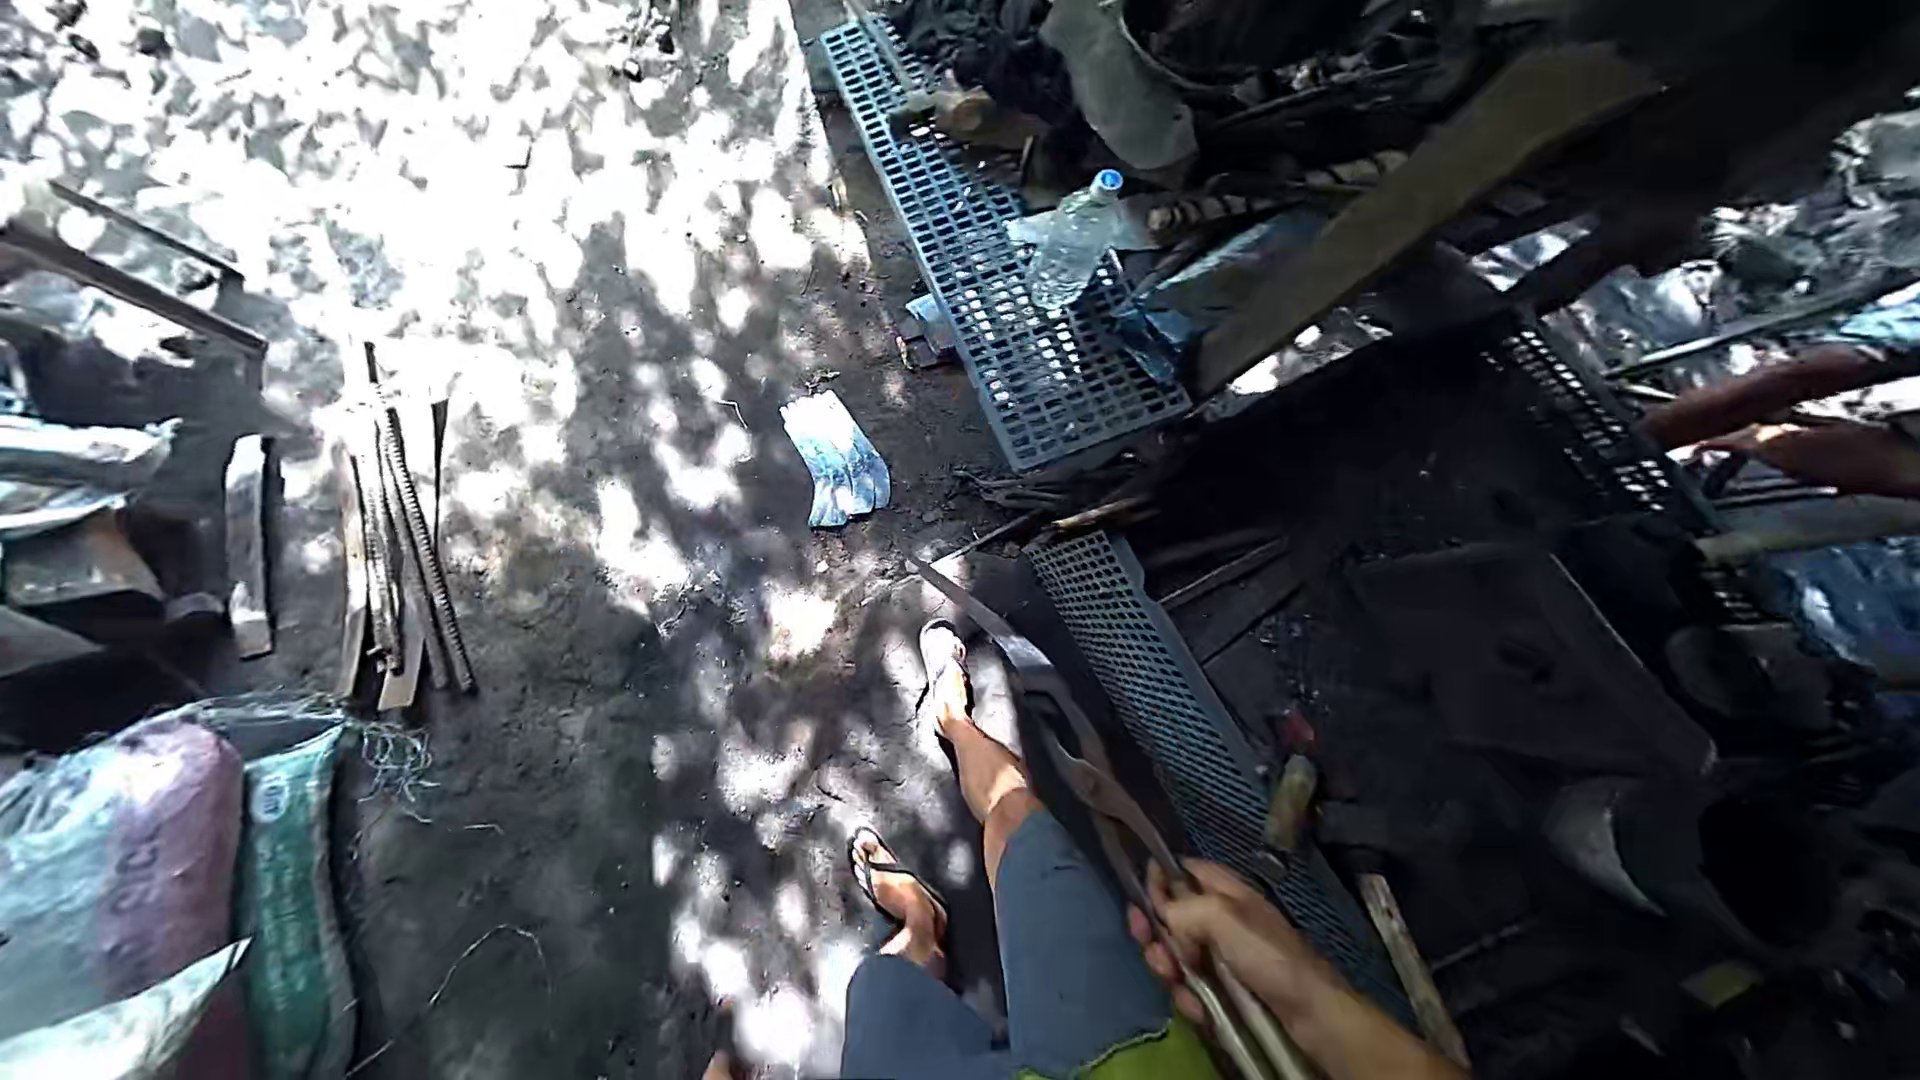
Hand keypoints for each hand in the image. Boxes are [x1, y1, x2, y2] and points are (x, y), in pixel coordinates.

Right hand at [1127, 859, 1346, 1028]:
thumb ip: (1181, 907)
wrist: (1313, 1017)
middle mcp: (1218, 916)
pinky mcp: (1225, 989)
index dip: (1158, 880)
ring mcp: (1222, 954)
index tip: (1141, 898)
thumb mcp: (1221, 916)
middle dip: (1155, 932)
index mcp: (1221, 888)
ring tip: (1173, 980)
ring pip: (1176, 953)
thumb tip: (1162, 918)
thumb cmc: (1268, 954)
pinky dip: (1189, 997)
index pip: (1181, 869)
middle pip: (1170, 914)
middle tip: (1150, 947)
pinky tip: (1197, 1009)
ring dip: (1168, 968)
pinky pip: (1192, 986)